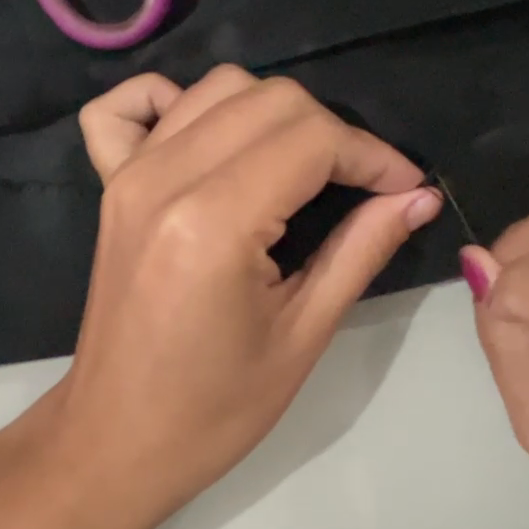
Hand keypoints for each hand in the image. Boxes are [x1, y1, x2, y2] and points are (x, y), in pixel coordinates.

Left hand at [57, 66, 441, 528]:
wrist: (116, 439)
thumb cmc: (215, 409)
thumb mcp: (304, 334)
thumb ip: (362, 248)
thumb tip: (419, 197)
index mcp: (214, 221)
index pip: (313, 139)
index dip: (373, 156)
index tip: (406, 188)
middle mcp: (165, 178)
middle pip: (271, 99)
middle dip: (333, 133)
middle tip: (362, 187)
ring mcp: (129, 174)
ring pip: (218, 88)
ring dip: (275, 114)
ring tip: (303, 169)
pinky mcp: (109, 183)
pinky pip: (129, 106)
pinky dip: (174, 100)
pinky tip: (211, 137)